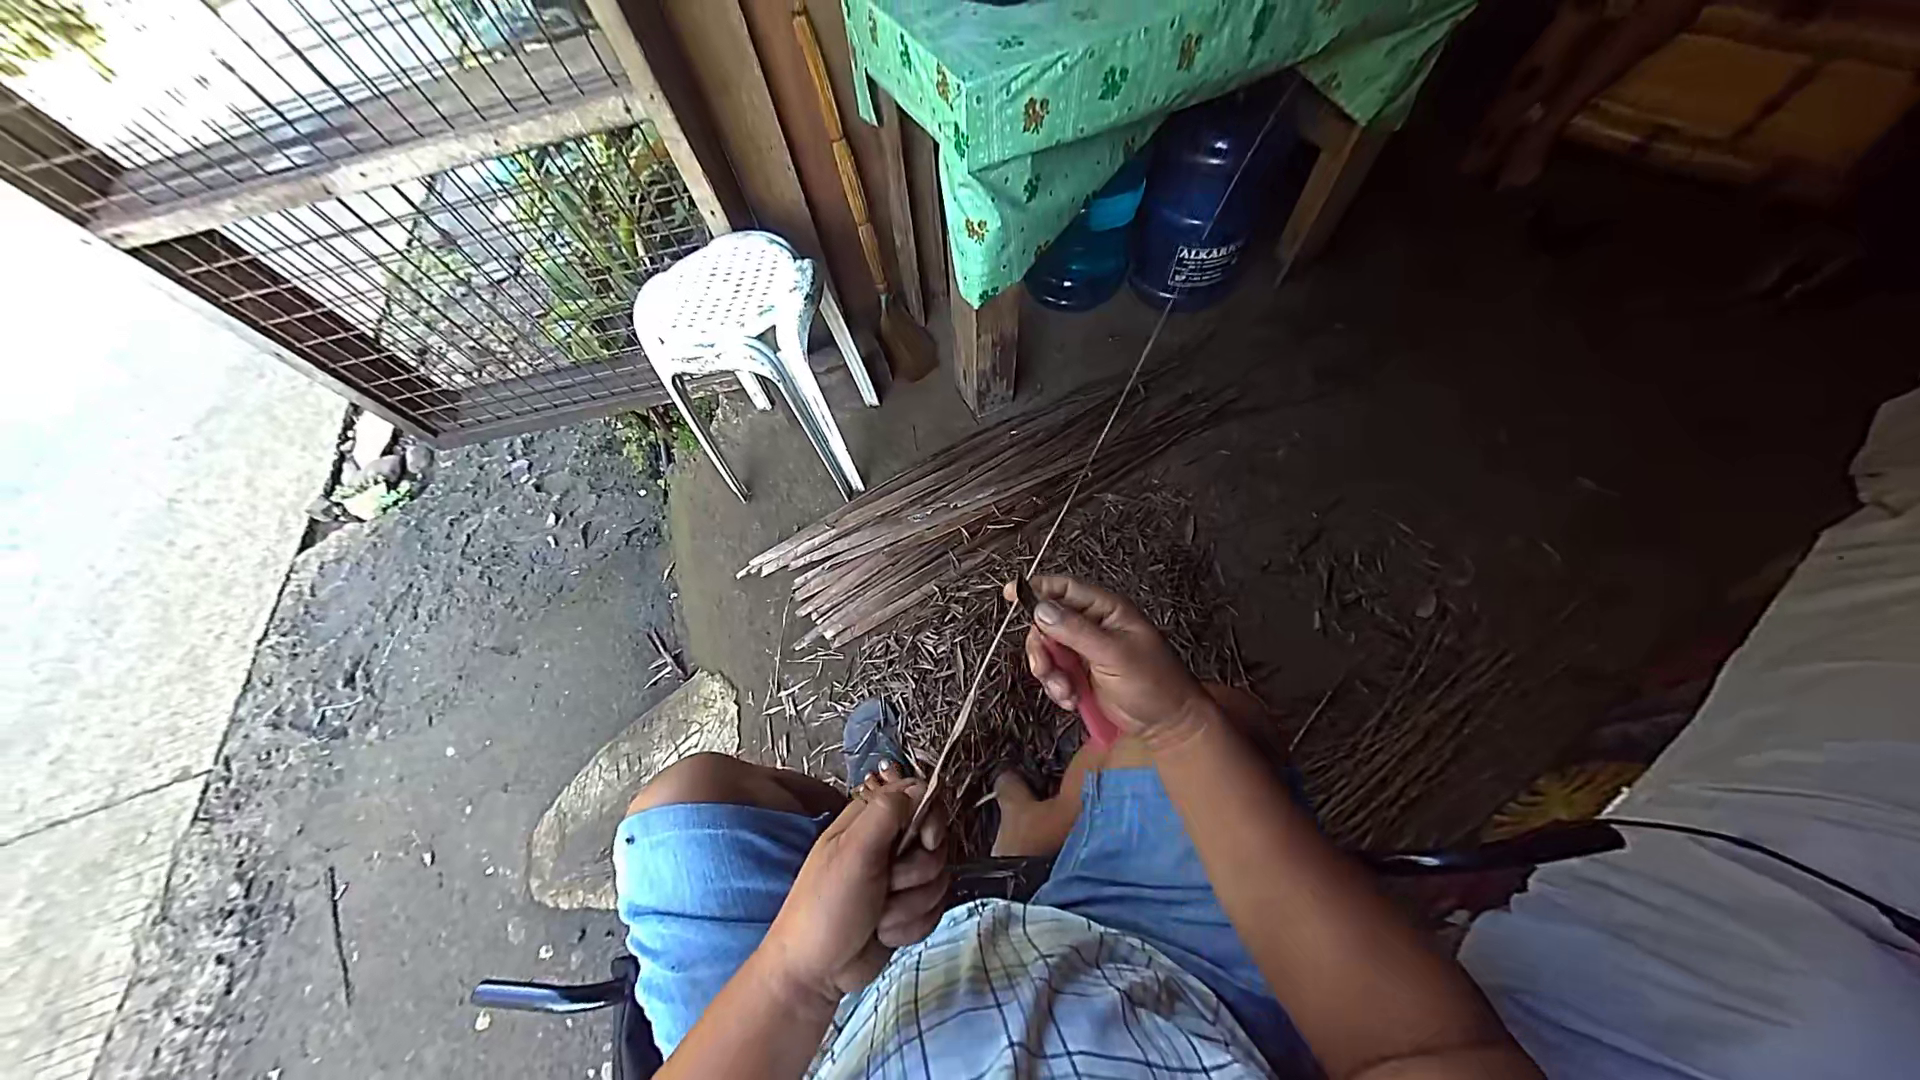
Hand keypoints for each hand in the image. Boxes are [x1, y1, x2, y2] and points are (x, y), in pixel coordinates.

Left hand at [758, 767, 948, 1006]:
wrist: (814, 974)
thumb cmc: (827, 906)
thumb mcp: (853, 851)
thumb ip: (886, 812)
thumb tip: (919, 789)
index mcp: (871, 817)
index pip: (921, 795)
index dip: (931, 818)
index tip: (926, 841)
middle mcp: (889, 841)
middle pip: (936, 841)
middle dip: (917, 872)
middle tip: (887, 886)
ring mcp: (900, 876)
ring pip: (938, 878)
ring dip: (911, 905)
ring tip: (879, 917)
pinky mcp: (908, 907)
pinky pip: (934, 908)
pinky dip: (912, 925)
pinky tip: (885, 933)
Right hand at [1004, 575, 1215, 751]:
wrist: (1166, 724)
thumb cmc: (1152, 682)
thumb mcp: (1114, 654)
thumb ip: (1076, 631)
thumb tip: (1040, 609)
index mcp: (1106, 610)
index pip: (1065, 589)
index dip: (1037, 589)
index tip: (1011, 594)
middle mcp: (1092, 625)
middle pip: (1047, 622)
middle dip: (1042, 646)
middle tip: (1045, 667)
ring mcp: (1084, 649)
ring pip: (1046, 649)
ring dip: (1049, 672)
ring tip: (1065, 691)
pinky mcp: (1079, 673)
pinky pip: (1053, 672)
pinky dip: (1056, 686)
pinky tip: (1071, 699)